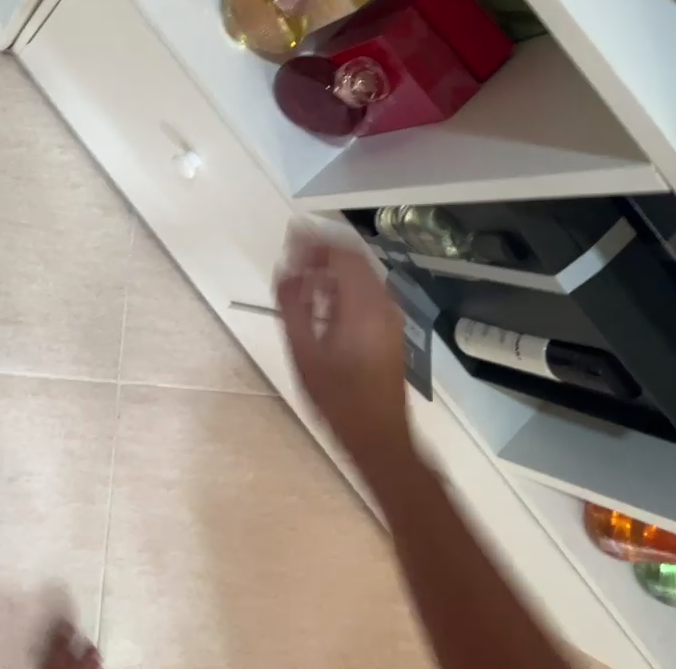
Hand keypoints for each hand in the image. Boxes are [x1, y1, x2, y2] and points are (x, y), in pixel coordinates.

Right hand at [275, 225, 415, 475]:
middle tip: (292, 256)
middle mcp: (383, 304)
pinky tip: (321, 300)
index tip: (290, 239)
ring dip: (331, 268)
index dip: (314, 240)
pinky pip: (366, 291)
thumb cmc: (337, 398)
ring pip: (361, 274)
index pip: (342, 253)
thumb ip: (292, 306)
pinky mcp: (390, 329)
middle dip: (321, 251)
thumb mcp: (304, 352)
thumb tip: (285, 272)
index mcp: (363, 305)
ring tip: (301, 276)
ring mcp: (390, 317)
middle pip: (354, 259)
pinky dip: (343, 284)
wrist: (379, 437)